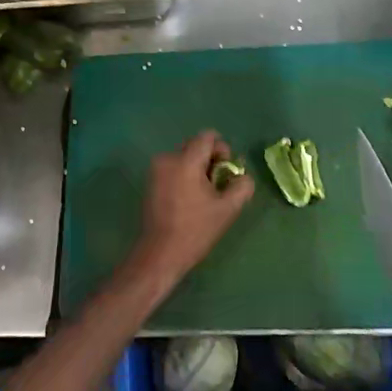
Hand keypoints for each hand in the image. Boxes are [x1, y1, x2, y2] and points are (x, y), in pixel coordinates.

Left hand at [130, 130, 253, 288]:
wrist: (160, 253)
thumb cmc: (195, 230)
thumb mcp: (227, 209)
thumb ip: (242, 186)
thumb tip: (242, 175)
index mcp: (185, 161)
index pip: (207, 136)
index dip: (222, 149)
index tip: (226, 171)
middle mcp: (167, 158)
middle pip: (195, 145)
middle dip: (209, 160)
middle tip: (217, 185)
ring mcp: (155, 170)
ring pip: (183, 158)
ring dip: (196, 169)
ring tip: (203, 196)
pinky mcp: (150, 181)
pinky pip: (172, 168)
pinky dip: (183, 176)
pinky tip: (188, 200)